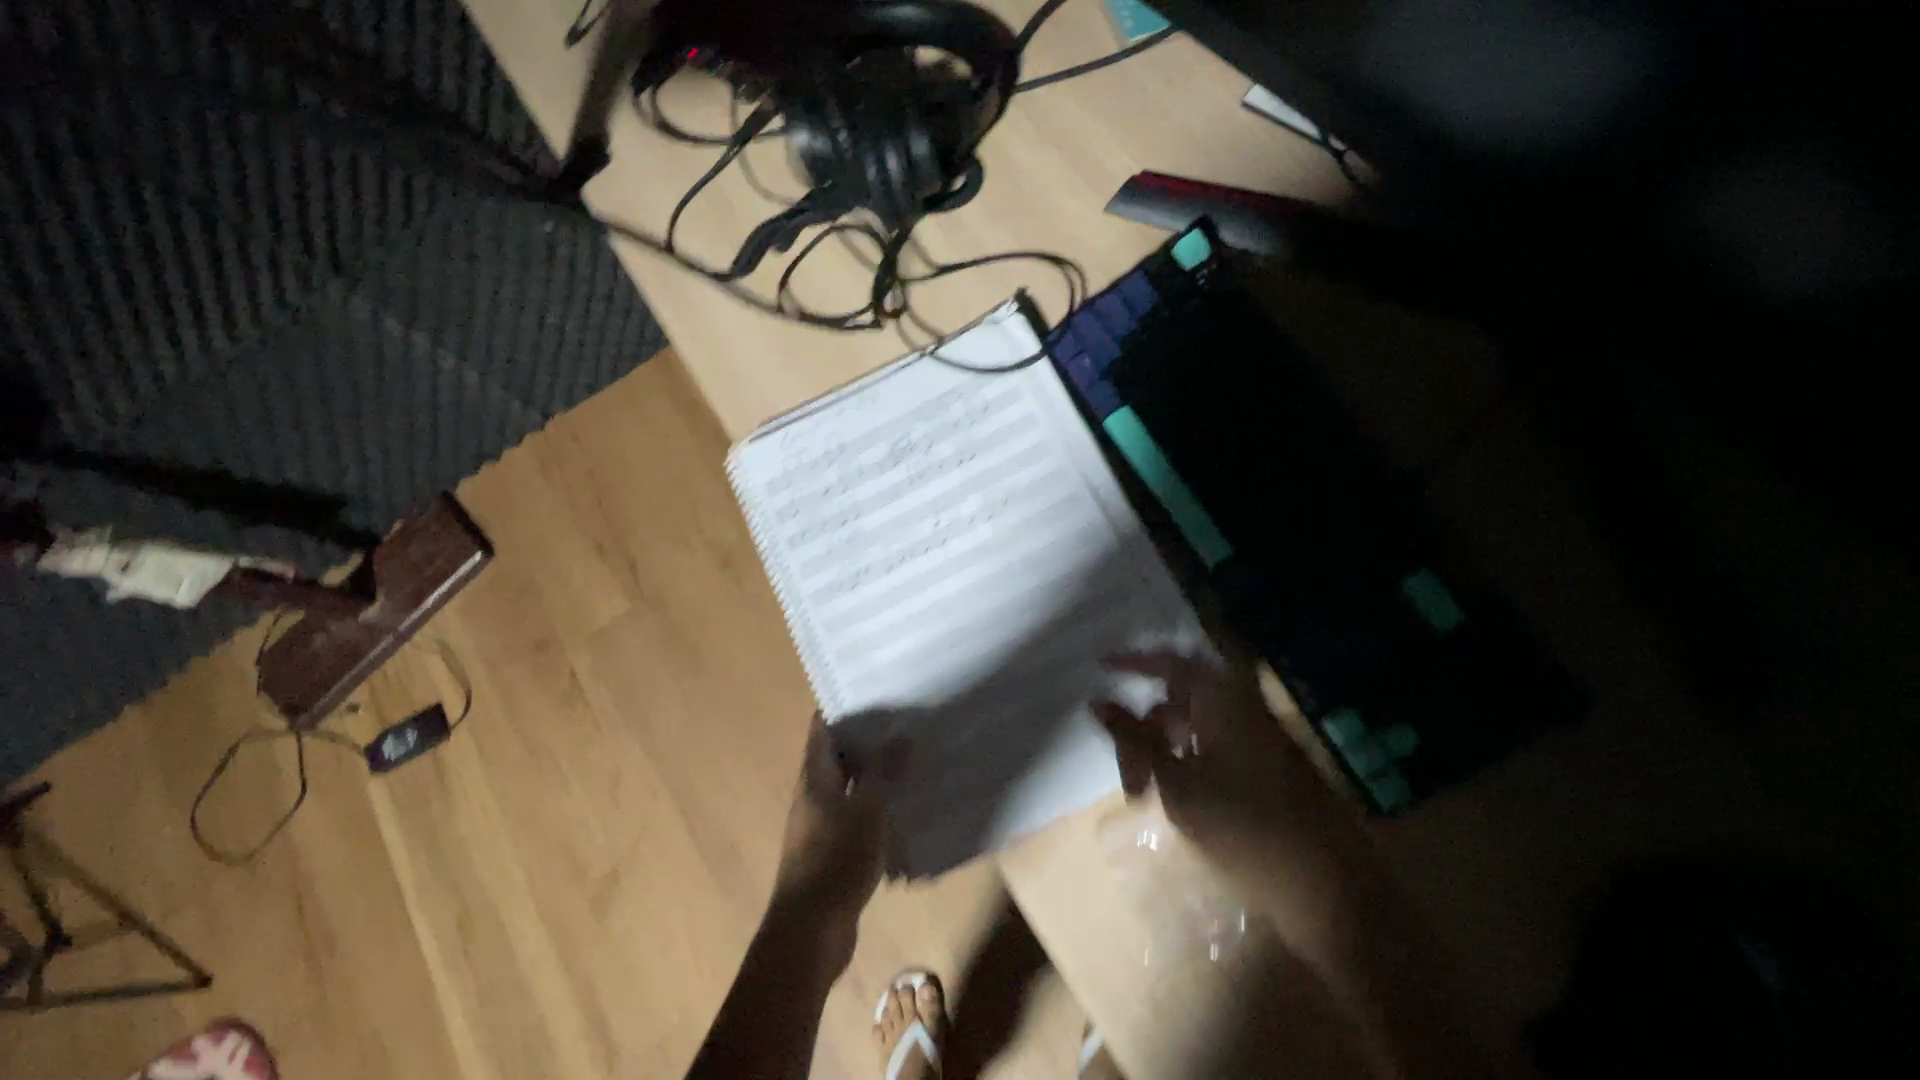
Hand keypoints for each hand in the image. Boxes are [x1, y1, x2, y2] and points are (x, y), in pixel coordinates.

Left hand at [770, 714, 905, 921]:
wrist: (812, 931)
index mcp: (813, 779)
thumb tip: (900, 733)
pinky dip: (878, 809)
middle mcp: (812, 798)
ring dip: (876, 776)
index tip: (875, 692)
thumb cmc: (836, 860)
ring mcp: (821, 827)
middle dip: (867, 740)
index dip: (843, 708)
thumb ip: (883, 771)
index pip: (822, 730)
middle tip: (906, 722)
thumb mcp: (867, 810)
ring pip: (849, 789)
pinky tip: (907, 810)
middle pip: (837, 758)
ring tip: (914, 760)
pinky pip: (857, 819)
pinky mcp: (834, 854)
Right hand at [1092, 651, 1366, 893]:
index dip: (1135, 661)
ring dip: (1164, 750)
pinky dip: (1189, 760)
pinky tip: (1178, 799)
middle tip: (1129, 780)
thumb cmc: (1245, 832)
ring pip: (1197, 725)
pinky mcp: (1271, 764)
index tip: (1101, 671)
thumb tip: (1098, 701)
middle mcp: (1245, 708)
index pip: (1173, 661)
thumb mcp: (1178, 786)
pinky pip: (1218, 744)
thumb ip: (1136, 740)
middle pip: (1181, 698)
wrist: (1329, 889)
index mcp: (1225, 701)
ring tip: (1147, 799)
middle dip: (1144, 729)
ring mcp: (1262, 737)